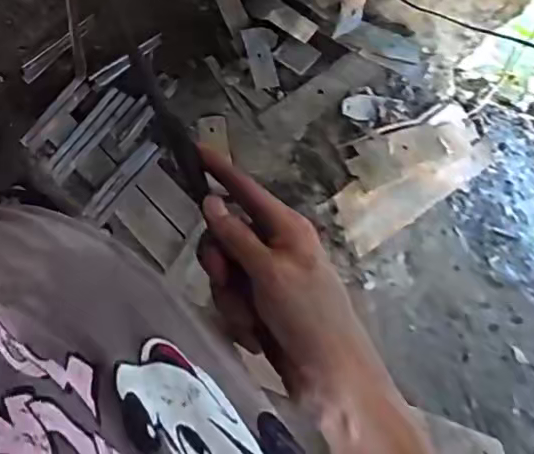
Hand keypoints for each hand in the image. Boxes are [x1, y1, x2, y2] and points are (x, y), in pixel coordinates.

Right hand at [197, 145, 428, 452]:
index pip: (245, 189)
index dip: (219, 170)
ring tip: (250, 319)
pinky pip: (231, 297)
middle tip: (225, 278)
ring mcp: (268, 276)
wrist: (336, 384)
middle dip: (220, 261)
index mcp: (285, 227)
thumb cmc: (311, 319)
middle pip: (225, 233)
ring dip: (230, 297)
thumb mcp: (269, 273)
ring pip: (224, 269)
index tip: (196, 148)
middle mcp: (275, 245)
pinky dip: (238, 316)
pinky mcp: (263, 304)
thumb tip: (210, 200)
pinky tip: (256, 334)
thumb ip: (235, 236)